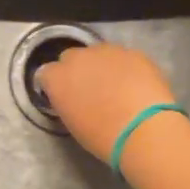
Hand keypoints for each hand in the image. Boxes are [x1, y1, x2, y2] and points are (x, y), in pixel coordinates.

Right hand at [34, 43, 178, 161]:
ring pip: (99, 53)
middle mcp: (78, 58)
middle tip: (90, 90)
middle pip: (70, 57)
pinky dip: (126, 68)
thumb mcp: (73, 123)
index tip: (64, 96)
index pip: (45, 74)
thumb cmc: (103, 137)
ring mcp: (107, 51)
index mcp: (56, 78)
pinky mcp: (133, 52)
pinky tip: (136, 85)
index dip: (55, 84)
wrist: (144, 130)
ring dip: (102, 66)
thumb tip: (73, 98)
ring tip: (116, 87)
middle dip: (77, 70)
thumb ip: (67, 102)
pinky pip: (123, 58)